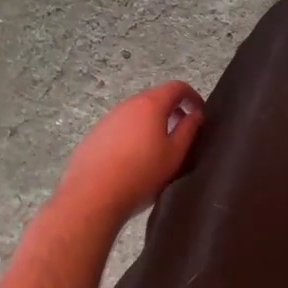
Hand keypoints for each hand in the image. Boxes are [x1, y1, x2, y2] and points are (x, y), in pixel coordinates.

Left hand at [58, 80, 204, 219]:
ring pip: (134, 114)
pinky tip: (128, 162)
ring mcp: (107, 120)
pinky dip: (129, 137)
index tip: (198, 114)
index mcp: (151, 104)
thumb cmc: (139, 175)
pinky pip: (118, 129)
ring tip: (153, 150)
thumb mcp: (174, 155)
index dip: (192, 97)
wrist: (89, 200)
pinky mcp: (92, 138)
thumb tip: (195, 114)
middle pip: (154, 98)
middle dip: (170, 111)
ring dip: (149, 124)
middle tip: (179, 132)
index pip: (177, 87)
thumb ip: (188, 130)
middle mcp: (128, 105)